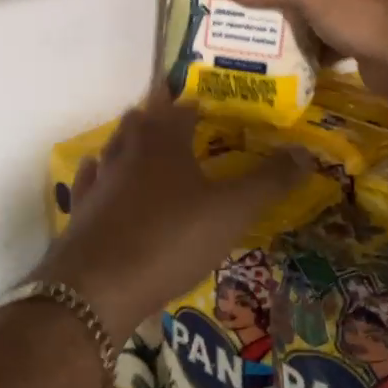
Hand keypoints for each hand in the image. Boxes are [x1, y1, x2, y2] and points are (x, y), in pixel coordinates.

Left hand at [32, 98, 307, 335]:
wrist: (96, 287)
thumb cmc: (170, 238)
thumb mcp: (231, 212)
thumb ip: (269, 181)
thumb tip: (306, 152)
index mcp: (164, 140)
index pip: (182, 107)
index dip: (197, 101)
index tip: (208, 100)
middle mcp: (128, 149)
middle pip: (143, 120)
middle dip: (159, 114)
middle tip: (176, 114)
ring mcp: (101, 180)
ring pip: (115, 146)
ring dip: (130, 140)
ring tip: (144, 139)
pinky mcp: (81, 211)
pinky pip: (91, 181)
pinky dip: (99, 174)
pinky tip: (100, 176)